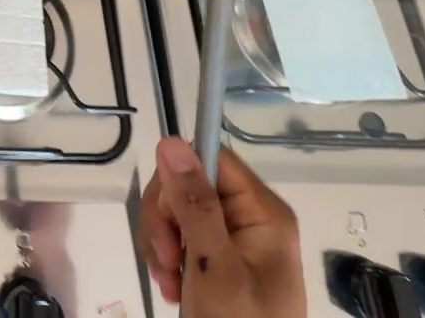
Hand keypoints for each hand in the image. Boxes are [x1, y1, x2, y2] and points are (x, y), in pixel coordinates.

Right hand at [140, 137, 303, 317]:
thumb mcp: (215, 269)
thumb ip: (195, 205)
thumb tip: (171, 140)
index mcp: (263, 212)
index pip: (209, 158)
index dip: (178, 178)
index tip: (167, 217)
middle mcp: (250, 216)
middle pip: (188, 182)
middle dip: (165, 218)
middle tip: (165, 259)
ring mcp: (235, 237)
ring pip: (177, 208)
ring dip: (161, 242)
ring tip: (166, 281)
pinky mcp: (218, 255)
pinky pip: (179, 234)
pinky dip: (165, 256)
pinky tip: (170, 284)